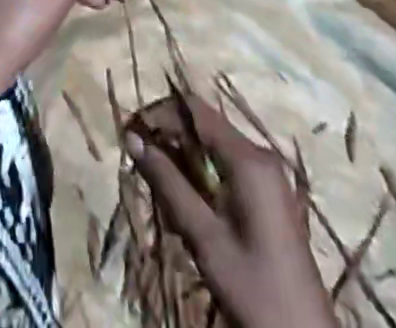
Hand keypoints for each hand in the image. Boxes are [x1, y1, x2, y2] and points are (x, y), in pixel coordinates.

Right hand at [127, 97, 337, 327]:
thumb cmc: (252, 286)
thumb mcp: (203, 235)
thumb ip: (167, 181)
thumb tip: (132, 138)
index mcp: (249, 159)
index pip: (194, 110)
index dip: (158, 114)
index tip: (128, 133)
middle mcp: (260, 155)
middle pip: (203, 125)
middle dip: (166, 136)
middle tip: (137, 160)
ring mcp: (266, 175)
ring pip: (211, 146)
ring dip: (180, 157)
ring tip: (156, 186)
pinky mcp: (266, 193)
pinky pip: (223, 165)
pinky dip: (198, 173)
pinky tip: (183, 202)